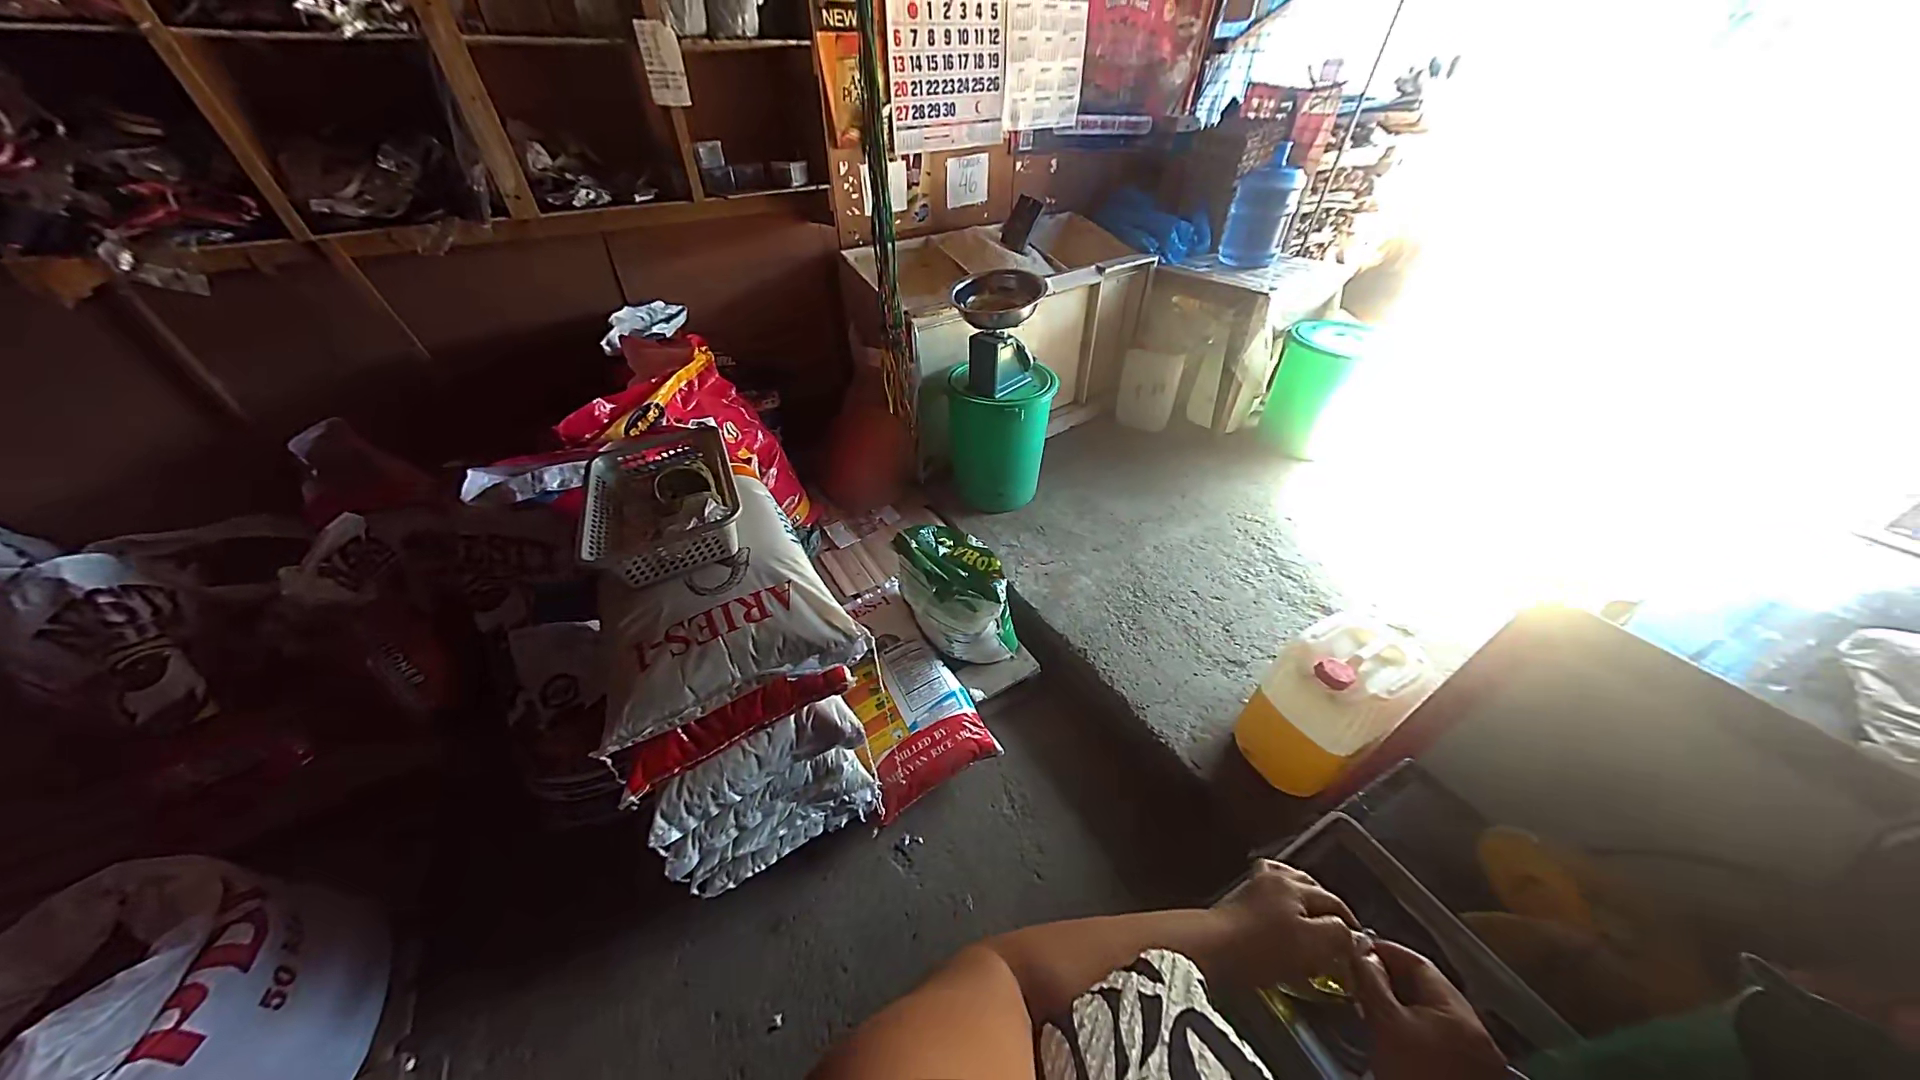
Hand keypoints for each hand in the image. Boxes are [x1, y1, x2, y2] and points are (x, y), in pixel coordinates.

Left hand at [1205, 859, 1367, 990]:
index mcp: (1294, 886)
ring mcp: (1254, 885)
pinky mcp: (1239, 897)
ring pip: (1289, 884)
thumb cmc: (1263, 948)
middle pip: (1312, 888)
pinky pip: (1268, 890)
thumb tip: (1354, 934)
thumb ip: (1340, 935)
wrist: (1213, 948)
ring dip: (1306, 900)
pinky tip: (1283, 911)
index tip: (1360, 946)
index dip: (1352, 925)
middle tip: (1341, 934)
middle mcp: (1274, 878)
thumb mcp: (1313, 946)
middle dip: (1331, 909)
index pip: (1334, 902)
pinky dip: (1281, 897)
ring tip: (1316, 920)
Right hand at [1352, 939, 1508, 1079]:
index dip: (1387, 951)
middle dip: (1394, 976)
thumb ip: (1373, 983)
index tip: (1360, 947)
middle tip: (1362, 973)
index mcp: (1459, 1011)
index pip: (1419, 963)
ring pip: (1433, 1013)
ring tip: (1373, 1002)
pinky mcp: (1469, 1074)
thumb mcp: (1386, 1024)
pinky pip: (1438, 1036)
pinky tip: (1396, 1034)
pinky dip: (1414, 1027)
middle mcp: (1476, 1030)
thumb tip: (1363, 954)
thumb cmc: (1416, 1074)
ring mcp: (1477, 1056)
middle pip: (1429, 988)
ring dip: (1403, 1002)